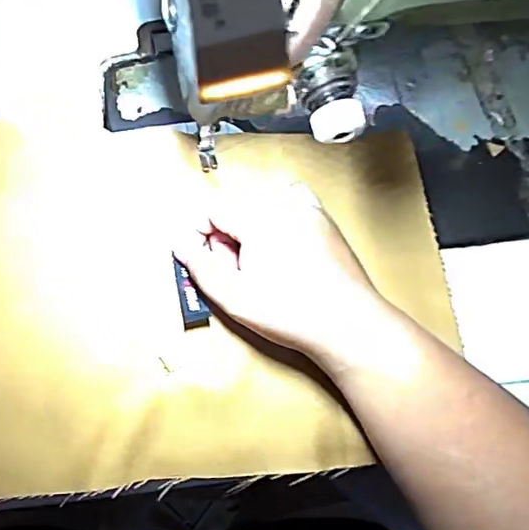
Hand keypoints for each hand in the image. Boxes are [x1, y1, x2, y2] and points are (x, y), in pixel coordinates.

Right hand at [172, 179, 391, 357]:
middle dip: (225, 235)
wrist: (347, 324)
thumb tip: (181, 244)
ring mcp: (307, 208)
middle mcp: (285, 204)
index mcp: (260, 217)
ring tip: (258, 264)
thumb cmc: (296, 314)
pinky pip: (287, 204)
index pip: (211, 207)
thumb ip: (199, 266)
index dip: (200, 235)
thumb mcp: (232, 296)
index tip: (204, 260)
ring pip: (259, 204)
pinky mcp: (322, 218)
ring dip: (248, 228)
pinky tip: (278, 248)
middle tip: (235, 272)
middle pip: (234, 205)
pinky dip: (275, 219)